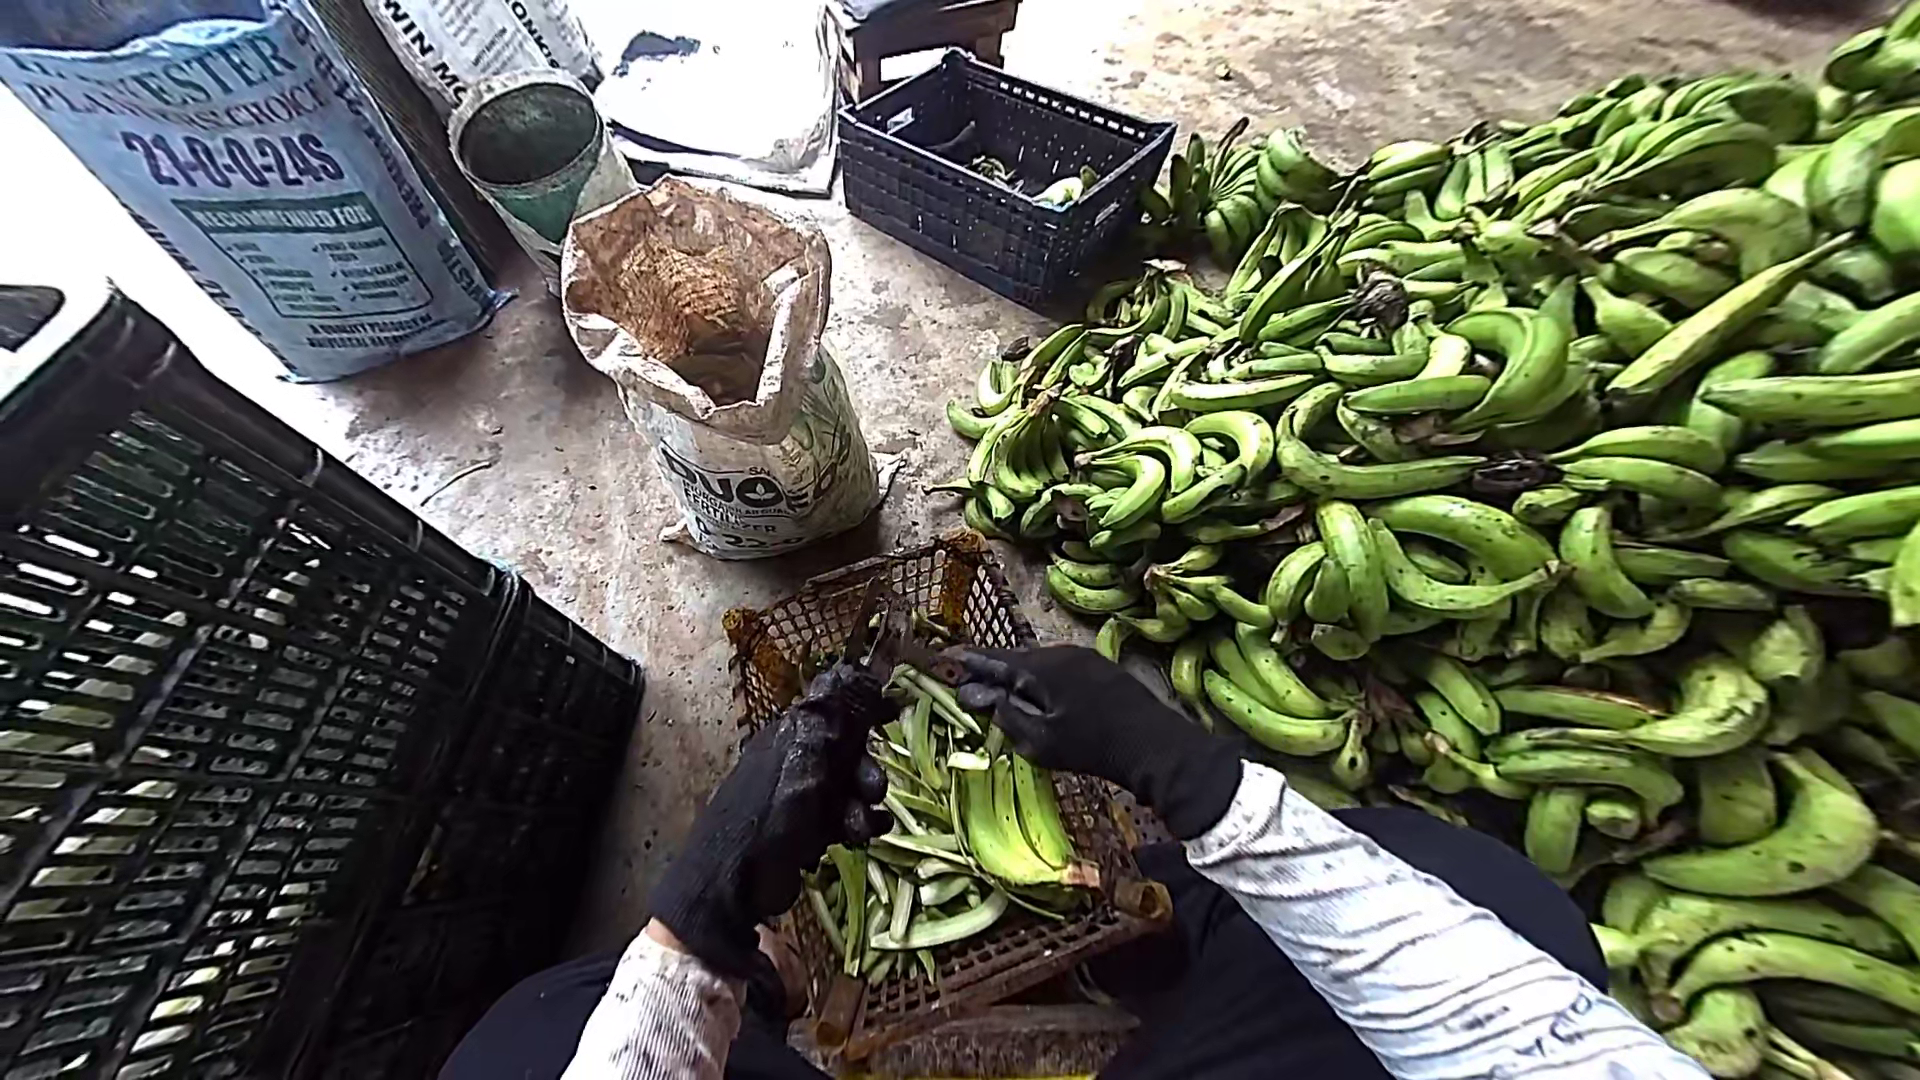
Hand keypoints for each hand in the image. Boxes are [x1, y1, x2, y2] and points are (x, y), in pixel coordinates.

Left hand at [647, 664, 891, 976]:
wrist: (734, 883)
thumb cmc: (771, 810)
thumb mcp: (808, 751)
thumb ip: (839, 714)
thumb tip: (865, 671)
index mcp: (794, 731)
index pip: (837, 707)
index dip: (866, 709)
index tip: (892, 713)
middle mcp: (799, 757)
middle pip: (849, 751)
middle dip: (867, 770)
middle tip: (873, 790)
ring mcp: (803, 794)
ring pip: (850, 786)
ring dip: (863, 804)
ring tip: (861, 825)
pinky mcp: (808, 829)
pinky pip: (845, 816)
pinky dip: (860, 824)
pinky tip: (866, 835)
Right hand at [954, 646, 1241, 838]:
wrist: (1155, 744)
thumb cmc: (1092, 746)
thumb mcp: (1041, 740)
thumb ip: (1006, 715)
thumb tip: (978, 695)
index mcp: (1040, 668)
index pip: (994, 659)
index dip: (968, 660)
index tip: (946, 656)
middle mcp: (1058, 653)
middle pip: (1015, 659)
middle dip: (992, 670)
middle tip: (970, 680)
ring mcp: (1081, 656)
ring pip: (1038, 664)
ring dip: (1018, 676)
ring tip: (1001, 690)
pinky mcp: (1098, 666)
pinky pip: (1058, 668)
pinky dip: (1040, 680)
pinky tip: (1040, 695)